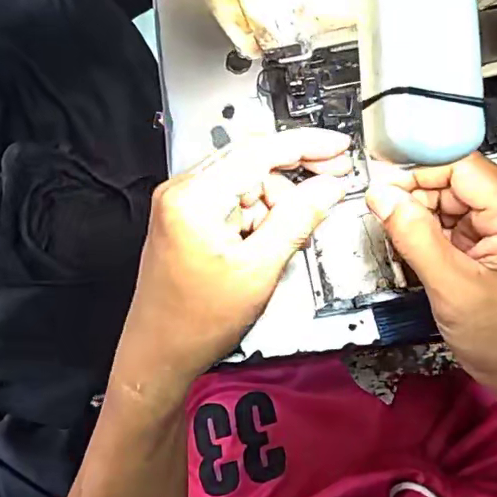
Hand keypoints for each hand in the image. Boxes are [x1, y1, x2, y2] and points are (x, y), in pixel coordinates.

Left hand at [112, 128, 353, 406]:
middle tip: (324, 192)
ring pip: (243, 182)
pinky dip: (252, 216)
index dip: (305, 145)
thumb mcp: (258, 270)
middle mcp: (179, 192)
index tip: (336, 147)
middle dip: (289, 183)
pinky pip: (229, 200)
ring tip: (273, 246)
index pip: (258, 151)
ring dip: (270, 205)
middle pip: (250, 163)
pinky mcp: (183, 217)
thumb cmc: (193, 321)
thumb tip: (326, 188)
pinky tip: (258, 245)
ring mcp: (178, 204)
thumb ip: (297, 221)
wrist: (160, 350)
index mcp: (192, 198)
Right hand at [365, 152, 496, 414]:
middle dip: (415, 199)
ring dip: (420, 218)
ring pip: (449, 200)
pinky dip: (430, 233)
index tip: (378, 188)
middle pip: (454, 181)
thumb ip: (415, 236)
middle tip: (385, 223)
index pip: (463, 167)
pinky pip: (454, 221)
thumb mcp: (453, 288)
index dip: (417, 172)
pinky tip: (420, 253)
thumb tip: (380, 194)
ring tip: (404, 246)